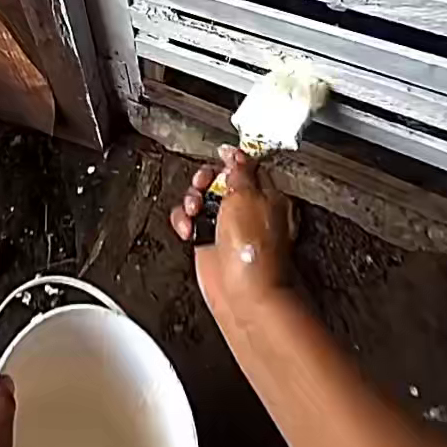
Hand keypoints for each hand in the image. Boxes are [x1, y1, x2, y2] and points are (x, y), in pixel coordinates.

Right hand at [169, 145, 295, 317]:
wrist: (245, 293)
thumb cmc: (254, 249)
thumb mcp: (247, 196)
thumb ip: (239, 170)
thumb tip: (234, 152)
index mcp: (265, 195)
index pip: (246, 166)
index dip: (230, 160)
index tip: (219, 158)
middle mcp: (246, 208)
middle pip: (218, 179)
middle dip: (205, 179)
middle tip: (202, 185)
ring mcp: (226, 225)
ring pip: (199, 197)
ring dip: (190, 199)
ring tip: (193, 210)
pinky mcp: (207, 240)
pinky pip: (187, 219)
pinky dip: (182, 220)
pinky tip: (187, 228)